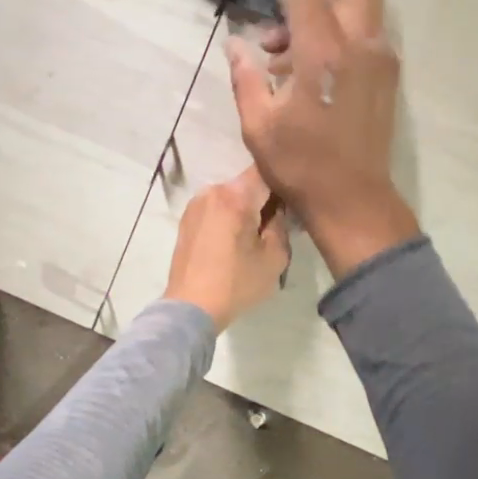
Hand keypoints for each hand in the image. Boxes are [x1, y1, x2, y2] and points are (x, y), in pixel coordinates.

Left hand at [162, 166, 291, 330]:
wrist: (191, 308)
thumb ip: (282, 225)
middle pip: (247, 184)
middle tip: (275, 223)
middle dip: (263, 199)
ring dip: (243, 210)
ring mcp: (195, 205)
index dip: (283, 182)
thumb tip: (277, 212)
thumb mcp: (275, 257)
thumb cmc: (236, 283)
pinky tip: (232, 242)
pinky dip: (226, 218)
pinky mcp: (186, 221)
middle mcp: (212, 191)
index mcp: (235, 196)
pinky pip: (215, 210)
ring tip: (252, 236)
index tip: (292, 200)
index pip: (266, 170)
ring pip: (230, 197)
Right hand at [228, 0, 419, 278]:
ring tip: (280, 40)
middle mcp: (359, 41)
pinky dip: (337, 24)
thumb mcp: (258, 127)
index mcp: (322, 52)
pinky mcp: (386, 71)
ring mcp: (379, 54)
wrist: (353, 200)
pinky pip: (364, 26)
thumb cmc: (300, 167)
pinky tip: (303, 62)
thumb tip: (235, 44)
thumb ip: (245, 78)